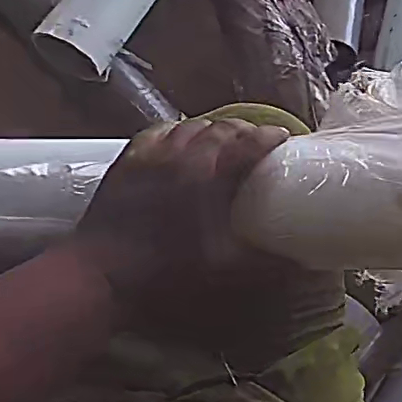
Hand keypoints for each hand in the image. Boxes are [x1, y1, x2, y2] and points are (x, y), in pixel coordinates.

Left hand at [76, 117, 291, 307]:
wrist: (98, 276)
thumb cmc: (166, 274)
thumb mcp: (224, 273)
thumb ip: (267, 264)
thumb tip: (303, 263)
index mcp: (211, 177)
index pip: (250, 143)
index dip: (271, 137)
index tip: (284, 138)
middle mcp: (184, 156)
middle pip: (222, 128)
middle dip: (244, 130)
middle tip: (256, 141)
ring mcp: (152, 155)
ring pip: (190, 125)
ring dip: (212, 128)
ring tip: (222, 140)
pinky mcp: (128, 161)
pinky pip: (158, 132)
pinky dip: (176, 131)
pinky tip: (178, 141)